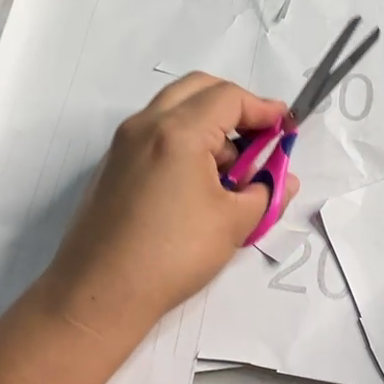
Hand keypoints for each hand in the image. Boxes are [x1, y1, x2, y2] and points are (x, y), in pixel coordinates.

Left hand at [33, 73, 297, 348]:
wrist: (98, 294)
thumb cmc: (172, 256)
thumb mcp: (233, 224)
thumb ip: (266, 192)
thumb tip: (283, 179)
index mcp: (178, 132)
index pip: (229, 98)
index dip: (263, 108)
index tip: (285, 125)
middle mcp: (146, 125)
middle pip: (198, 89)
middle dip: (234, 105)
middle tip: (258, 135)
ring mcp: (124, 143)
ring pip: (173, 108)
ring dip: (208, 122)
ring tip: (230, 168)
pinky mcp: (112, 164)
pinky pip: (155, 132)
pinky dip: (183, 138)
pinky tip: (198, 181)